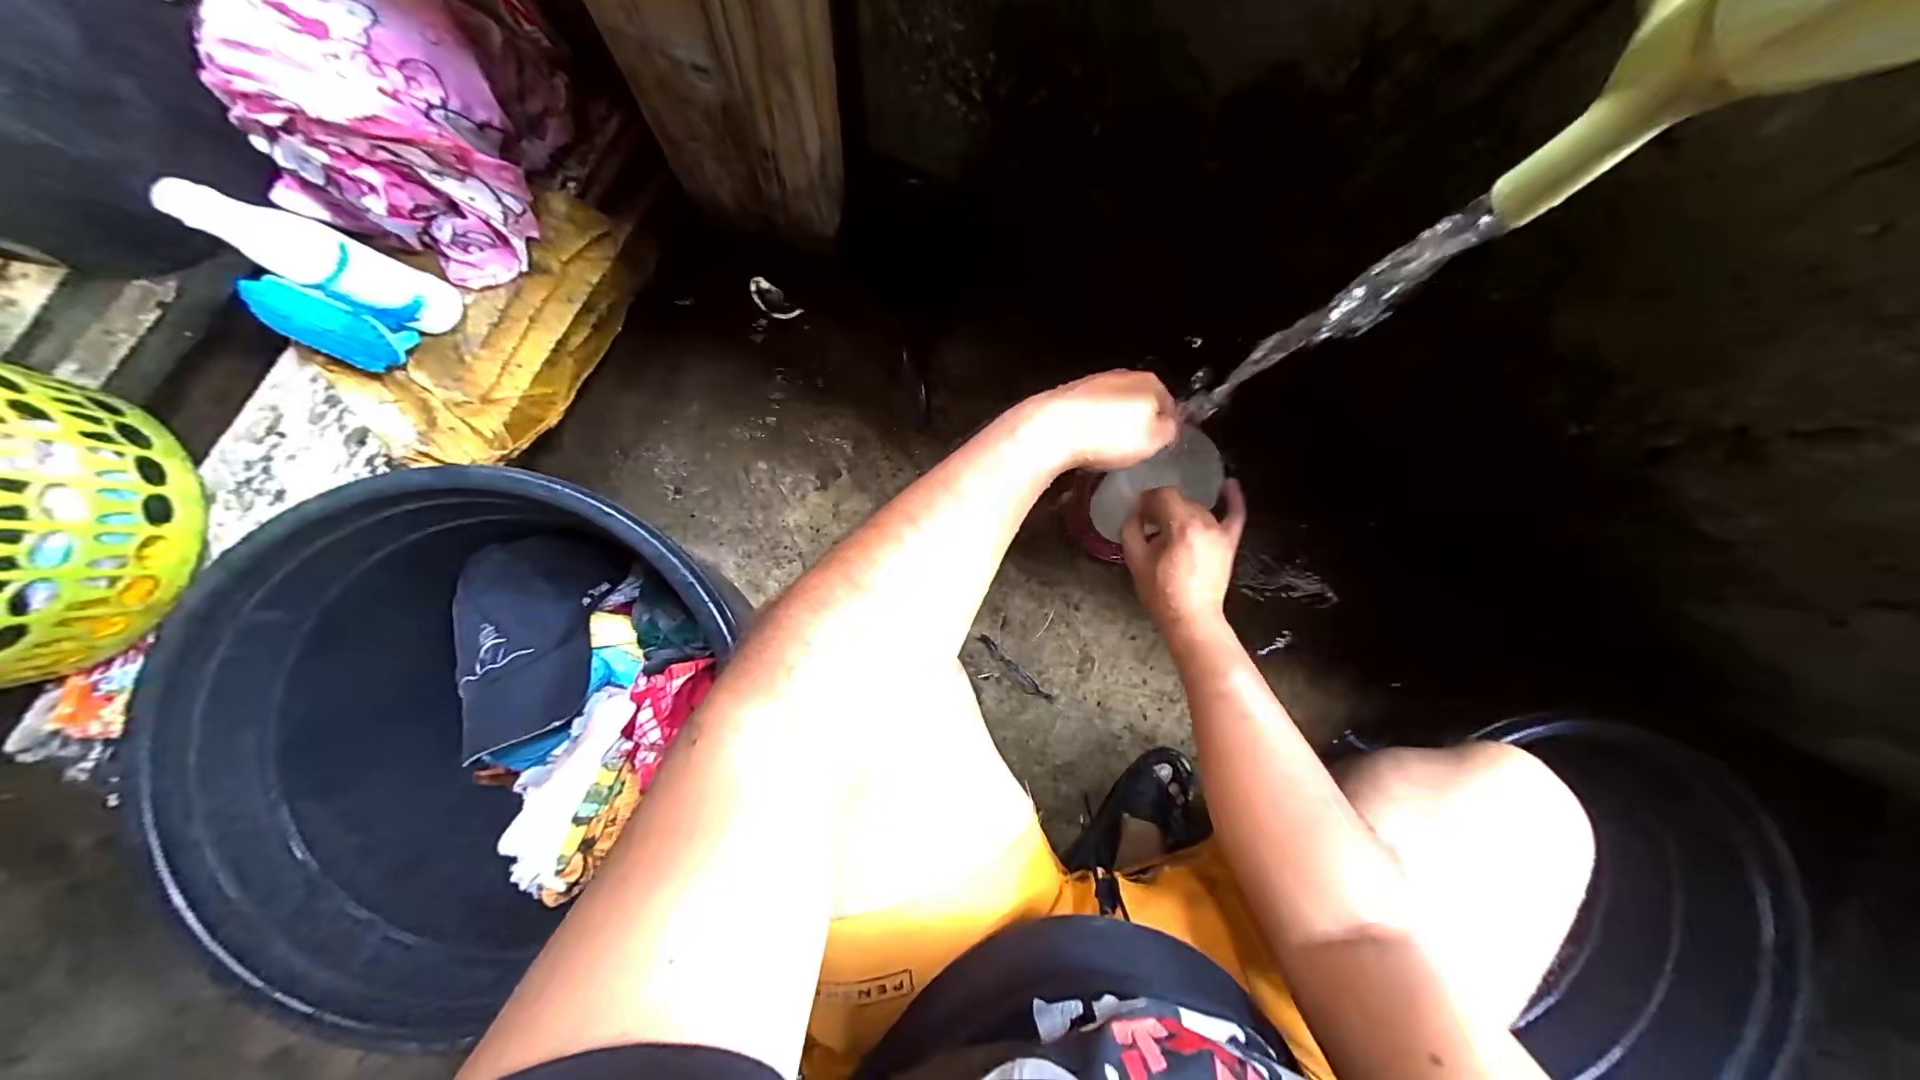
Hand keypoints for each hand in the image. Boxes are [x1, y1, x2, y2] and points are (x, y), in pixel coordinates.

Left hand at [1026, 370, 1177, 471]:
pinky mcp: (1066, 396)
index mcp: (1148, 381)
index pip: (1168, 403)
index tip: (1161, 446)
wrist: (1052, 429)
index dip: (1167, 427)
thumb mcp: (1153, 439)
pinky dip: (1089, 427)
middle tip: (1133, 450)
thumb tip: (1166, 425)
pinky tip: (1084, 443)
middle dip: (1137, 424)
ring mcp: (1091, 383)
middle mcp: (1120, 375)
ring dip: (1111, 427)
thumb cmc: (1108, 435)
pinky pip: (1087, 415)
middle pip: (1137, 402)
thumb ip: (1168, 430)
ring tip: (1107, 450)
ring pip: (1111, 408)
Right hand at [1121, 480, 1245, 628]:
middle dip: (1161, 508)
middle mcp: (1204, 523)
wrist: (1191, 618)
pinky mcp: (1229, 543)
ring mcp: (1219, 532)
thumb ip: (1131, 528)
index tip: (1138, 514)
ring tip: (1169, 528)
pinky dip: (1233, 499)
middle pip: (1179, 501)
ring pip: (1198, 508)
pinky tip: (1229, 485)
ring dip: (1181, 513)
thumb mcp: (1134, 559)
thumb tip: (1136, 513)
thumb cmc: (1160, 592)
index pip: (1162, 495)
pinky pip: (1235, 515)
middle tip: (1148, 524)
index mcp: (1180, 525)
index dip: (1147, 501)